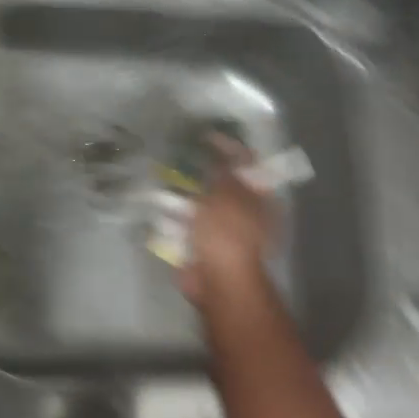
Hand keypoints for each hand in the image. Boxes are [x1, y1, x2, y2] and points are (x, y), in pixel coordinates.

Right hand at [176, 136, 277, 304]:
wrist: (217, 280)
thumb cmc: (228, 234)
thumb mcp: (228, 195)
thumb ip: (224, 171)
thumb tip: (220, 150)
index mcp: (259, 199)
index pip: (247, 165)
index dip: (228, 148)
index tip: (204, 137)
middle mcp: (245, 213)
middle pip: (222, 184)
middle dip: (200, 173)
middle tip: (178, 161)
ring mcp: (223, 231)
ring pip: (201, 205)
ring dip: (183, 196)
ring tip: (163, 183)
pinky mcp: (203, 246)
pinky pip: (186, 225)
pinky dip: (174, 218)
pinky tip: (159, 209)